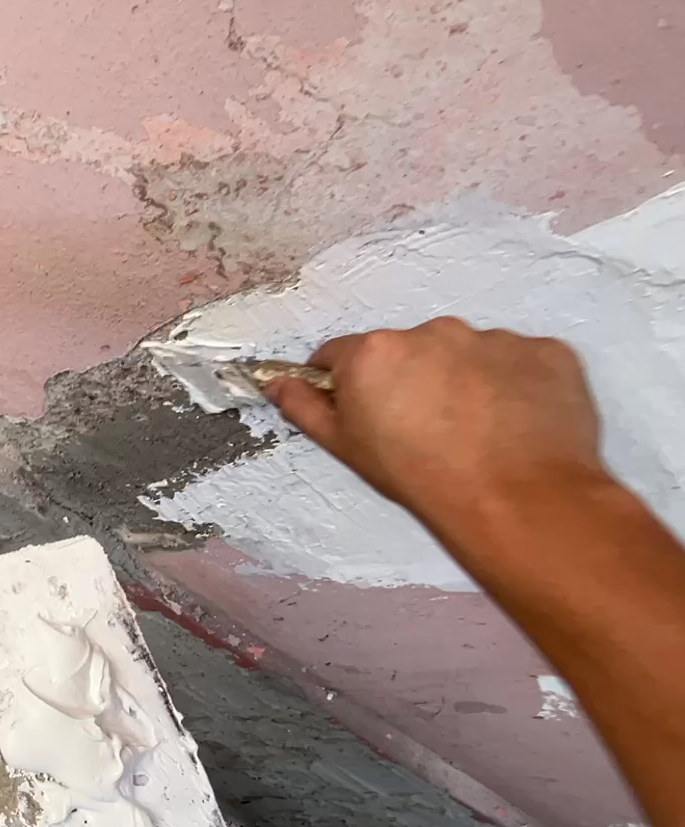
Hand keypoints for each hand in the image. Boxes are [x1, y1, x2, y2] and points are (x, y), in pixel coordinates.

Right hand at [264, 318, 609, 529]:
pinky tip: (502, 417)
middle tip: (411, 421)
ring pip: (458, 352)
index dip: (339, 382)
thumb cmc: (412, 470)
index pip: (337, 354)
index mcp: (372, 351)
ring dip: (452, 376)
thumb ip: (301, 405)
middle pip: (401, 349)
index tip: (355, 409)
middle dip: (400, 376)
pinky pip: (513, 359)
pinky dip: (504, 381)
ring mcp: (495, 339)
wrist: (512, 495)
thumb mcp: (338, 443)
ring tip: (463, 422)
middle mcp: (432, 332)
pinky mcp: (548, 352)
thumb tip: (278, 383)